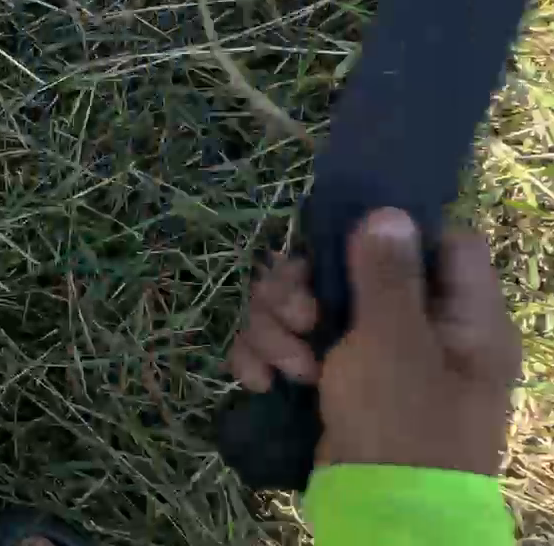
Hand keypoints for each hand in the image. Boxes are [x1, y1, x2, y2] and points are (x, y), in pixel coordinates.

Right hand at [229, 209, 520, 475]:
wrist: (376, 505)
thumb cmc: (403, 421)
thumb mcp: (394, 343)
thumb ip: (386, 277)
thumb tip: (388, 212)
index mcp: (455, 319)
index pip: (440, 246)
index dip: (390, 233)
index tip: (337, 237)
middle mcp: (410, 327)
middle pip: (338, 269)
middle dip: (297, 290)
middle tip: (298, 318)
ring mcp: (361, 350)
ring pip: (294, 303)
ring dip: (273, 330)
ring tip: (286, 369)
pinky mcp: (320, 371)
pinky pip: (275, 339)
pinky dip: (261, 357)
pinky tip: (261, 382)